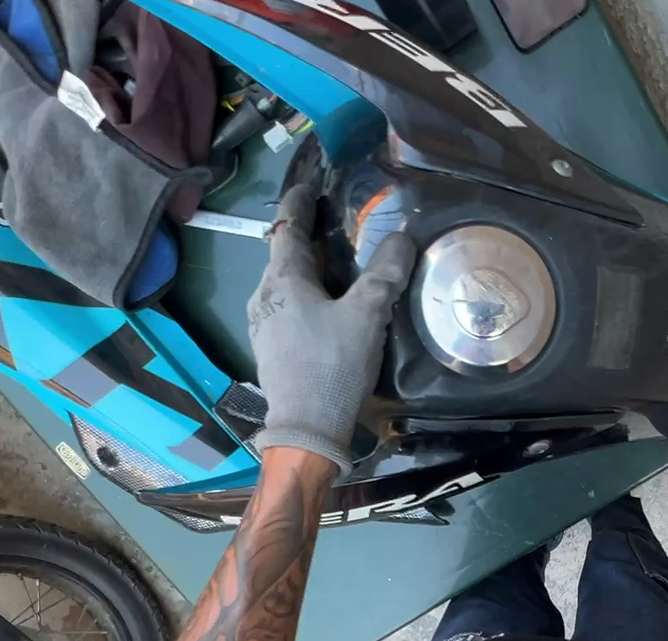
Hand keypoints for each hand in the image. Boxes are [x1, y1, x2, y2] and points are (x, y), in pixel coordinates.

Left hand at [247, 184, 417, 474]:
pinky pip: (290, 310)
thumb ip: (384, 275)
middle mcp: (265, 295)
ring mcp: (264, 326)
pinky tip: (330, 313)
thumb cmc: (333, 365)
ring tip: (340, 272)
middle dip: (310, 239)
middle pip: (285, 255)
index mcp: (283, 278)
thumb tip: (402, 237)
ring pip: (288, 286)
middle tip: (338, 229)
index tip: (312, 185)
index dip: (300, 202)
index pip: (287, 225)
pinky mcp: (272, 351)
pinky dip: (309, 300)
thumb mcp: (367, 316)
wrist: (308, 428)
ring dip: (311, 273)